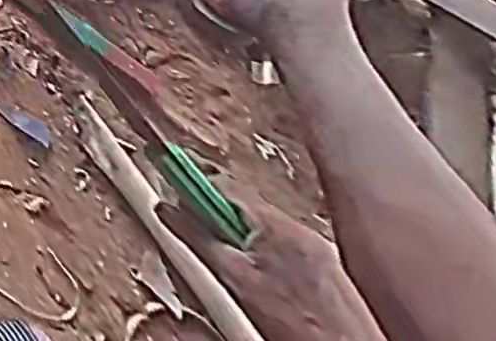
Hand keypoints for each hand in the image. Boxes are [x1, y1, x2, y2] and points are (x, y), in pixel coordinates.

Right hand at [157, 193, 384, 340]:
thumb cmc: (300, 329)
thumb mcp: (235, 281)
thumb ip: (197, 238)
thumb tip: (165, 209)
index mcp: (277, 225)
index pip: (223, 185)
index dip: (192, 181)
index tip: (167, 170)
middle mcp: (301, 231)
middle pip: (242, 207)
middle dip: (217, 218)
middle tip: (200, 237)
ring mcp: (319, 253)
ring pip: (262, 231)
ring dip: (241, 242)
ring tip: (236, 274)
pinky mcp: (330, 274)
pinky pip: (283, 251)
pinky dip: (264, 260)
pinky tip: (263, 288)